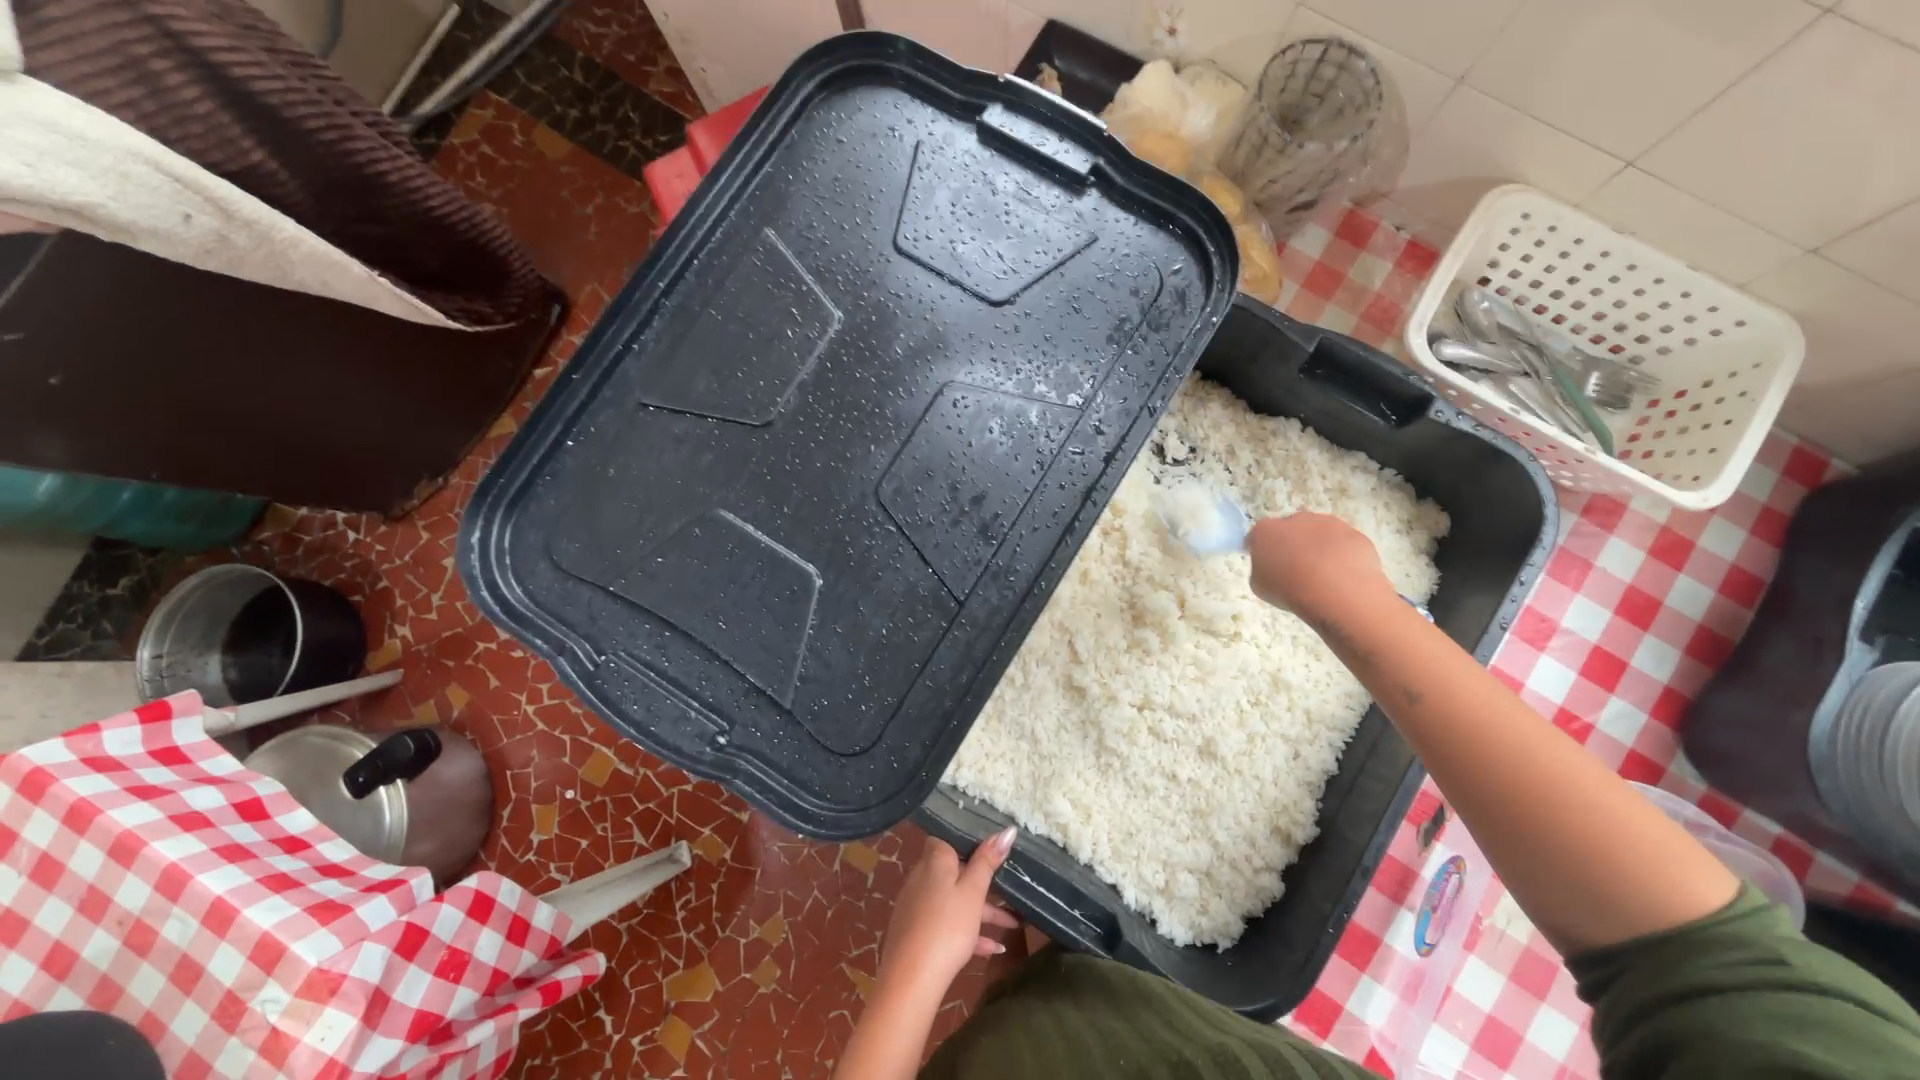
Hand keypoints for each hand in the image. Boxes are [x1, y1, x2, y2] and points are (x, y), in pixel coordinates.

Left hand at [877, 829, 1019, 1000]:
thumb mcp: (973, 892)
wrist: (912, 977)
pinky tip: (993, 949)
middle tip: (1011, 888)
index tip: (992, 847)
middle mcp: (922, 878)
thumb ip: (988, 861)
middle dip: (984, 883)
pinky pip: (946, 924)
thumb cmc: (947, 926)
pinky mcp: (917, 930)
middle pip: (956, 873)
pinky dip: (968, 932)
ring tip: (1014, 924)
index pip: (948, 838)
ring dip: (983, 912)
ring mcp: (917, 905)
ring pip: (955, 901)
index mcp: (934, 861)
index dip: (968, 841)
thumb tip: (1007, 830)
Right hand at [1246, 513, 1391, 617]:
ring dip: (1319, 549)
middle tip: (1297, 571)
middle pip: (1291, 530)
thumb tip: (1273, 568)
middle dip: (1293, 546)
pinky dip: (1342, 556)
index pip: (1258, 536)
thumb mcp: (1260, 586)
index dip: (1262, 551)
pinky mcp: (1353, 533)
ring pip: (1319, 534)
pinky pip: (1343, 544)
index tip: (1267, 566)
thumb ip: (1262, 570)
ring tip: (1324, 576)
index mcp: (1266, 530)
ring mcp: (1327, 523)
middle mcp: (1295, 519)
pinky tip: (1343, 576)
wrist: (1334, 590)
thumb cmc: (1288, 588)